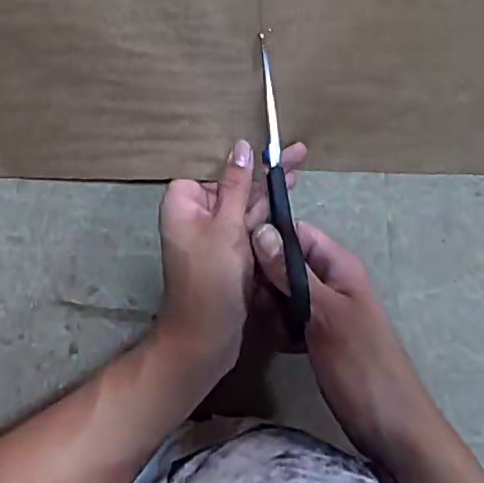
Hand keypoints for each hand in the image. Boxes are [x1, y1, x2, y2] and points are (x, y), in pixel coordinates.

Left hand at [154, 139, 306, 386]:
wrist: (205, 342)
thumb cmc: (209, 281)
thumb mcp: (225, 228)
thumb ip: (235, 186)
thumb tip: (241, 146)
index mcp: (184, 200)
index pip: (212, 168)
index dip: (240, 156)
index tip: (266, 140)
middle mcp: (197, 213)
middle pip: (234, 184)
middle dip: (264, 170)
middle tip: (297, 151)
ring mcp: (214, 234)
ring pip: (245, 205)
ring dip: (271, 189)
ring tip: (299, 163)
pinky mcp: (230, 253)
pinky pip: (250, 227)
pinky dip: (269, 215)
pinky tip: (289, 196)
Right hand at [252, 220, 440, 462]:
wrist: (393, 433)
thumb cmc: (362, 366)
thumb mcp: (324, 314)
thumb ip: (291, 272)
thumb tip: (261, 230)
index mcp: (337, 264)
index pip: (294, 231)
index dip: (266, 236)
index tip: (240, 254)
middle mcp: (329, 279)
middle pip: (283, 261)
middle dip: (265, 278)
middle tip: (260, 302)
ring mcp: (323, 308)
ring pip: (282, 291)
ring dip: (271, 307)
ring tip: (274, 328)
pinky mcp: (317, 335)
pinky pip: (288, 318)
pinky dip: (280, 328)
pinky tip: (282, 344)